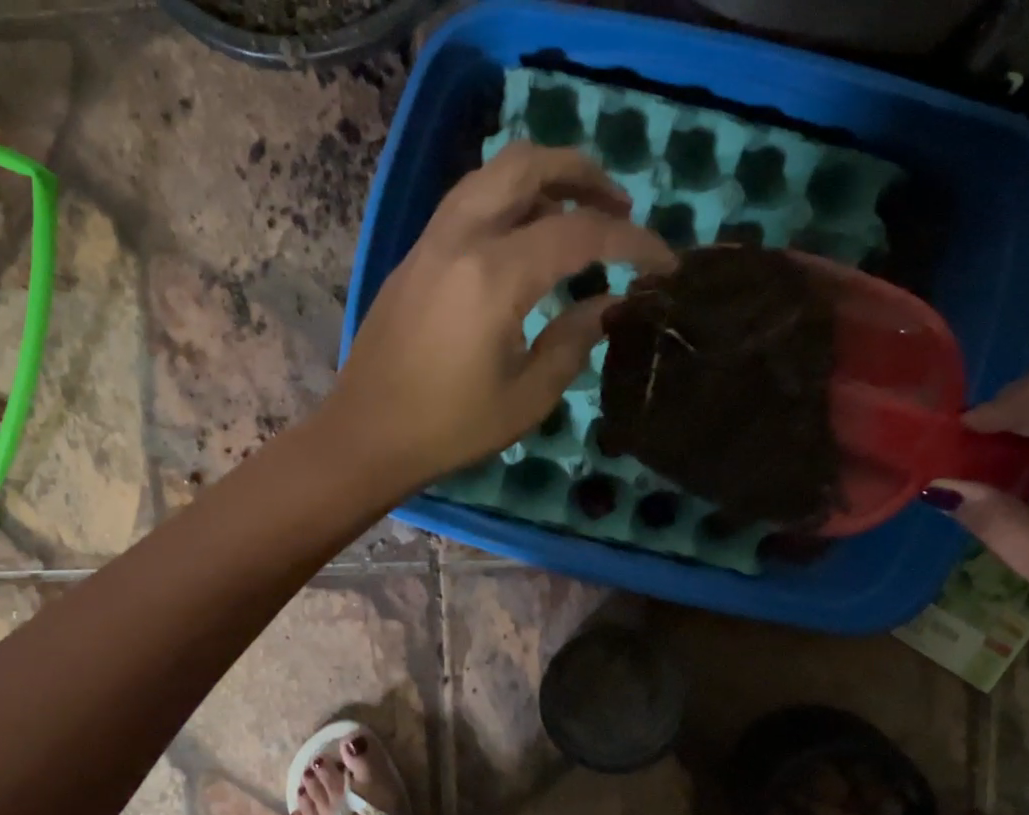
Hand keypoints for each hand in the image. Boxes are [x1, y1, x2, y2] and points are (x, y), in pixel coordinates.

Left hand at [327, 141, 674, 483]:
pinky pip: (468, 202)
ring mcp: (430, 242)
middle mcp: (461, 239)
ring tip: (577, 214)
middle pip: (528, 163)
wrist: (365, 437)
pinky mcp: (414, 257)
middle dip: (584, 173)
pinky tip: (527, 238)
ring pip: (492, 174)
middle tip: (619, 206)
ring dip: (543, 178)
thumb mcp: (527, 397)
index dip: (633, 240)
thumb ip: (574, 341)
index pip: (581, 232)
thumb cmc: (449, 428)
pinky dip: (508, 200)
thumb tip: (608, 304)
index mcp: (494, 275)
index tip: (664, 263)